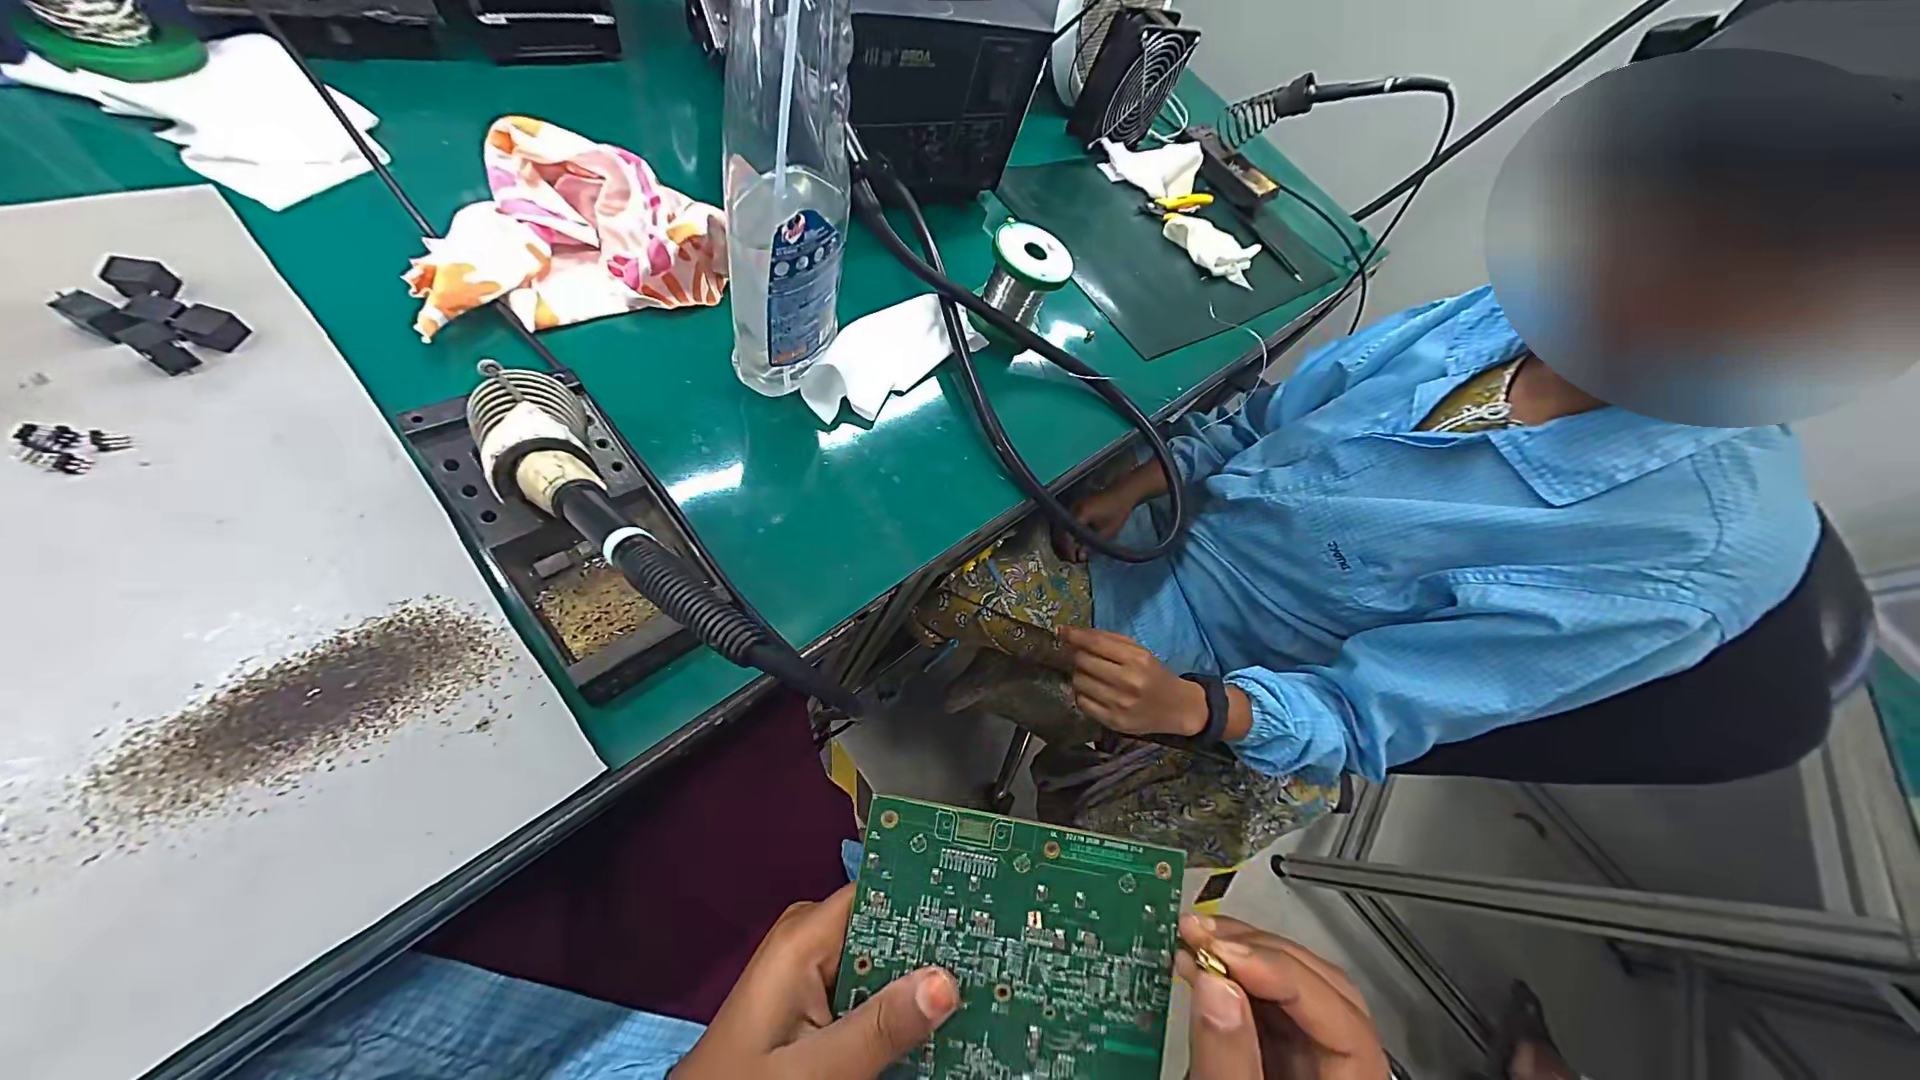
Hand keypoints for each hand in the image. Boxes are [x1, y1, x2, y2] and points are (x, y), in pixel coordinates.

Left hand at [672, 884, 958, 1079]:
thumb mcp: (810, 1072)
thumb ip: (877, 1029)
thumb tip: (947, 982)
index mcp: (806, 935)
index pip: (883, 892)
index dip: (934, 896)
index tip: (985, 906)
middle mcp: (814, 939)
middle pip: (892, 929)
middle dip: (938, 948)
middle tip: (998, 957)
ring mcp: (818, 970)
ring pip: (888, 965)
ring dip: (927, 983)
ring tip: (986, 989)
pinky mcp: (821, 1001)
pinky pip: (874, 993)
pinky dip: (904, 1009)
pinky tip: (943, 1025)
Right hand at [1056, 462, 1169, 560]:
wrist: (1122, 493)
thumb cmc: (1117, 512)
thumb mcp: (1107, 533)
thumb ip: (1092, 545)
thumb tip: (1080, 556)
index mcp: (1079, 514)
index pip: (1065, 535)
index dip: (1067, 549)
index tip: (1073, 559)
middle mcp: (1071, 509)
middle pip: (1059, 532)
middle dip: (1064, 547)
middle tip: (1071, 559)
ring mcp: (1071, 508)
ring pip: (1061, 528)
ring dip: (1065, 542)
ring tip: (1073, 553)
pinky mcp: (1074, 508)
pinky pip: (1066, 524)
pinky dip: (1068, 535)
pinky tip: (1075, 543)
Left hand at [1056, 626, 1207, 736]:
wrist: (1177, 709)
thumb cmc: (1154, 675)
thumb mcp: (1140, 652)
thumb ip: (1109, 640)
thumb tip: (1073, 633)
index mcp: (1137, 660)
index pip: (1096, 644)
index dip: (1074, 636)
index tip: (1061, 631)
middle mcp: (1128, 682)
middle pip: (1083, 662)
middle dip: (1078, 655)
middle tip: (1082, 656)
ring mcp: (1119, 704)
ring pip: (1079, 681)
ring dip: (1079, 674)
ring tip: (1091, 675)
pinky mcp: (1113, 722)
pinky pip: (1082, 702)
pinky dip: (1082, 693)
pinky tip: (1093, 691)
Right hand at [1178, 914, 1389, 1079]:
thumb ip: (1228, 1062)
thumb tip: (1213, 981)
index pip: (1345, 1019)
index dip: (1282, 973)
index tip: (1221, 951)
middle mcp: (1344, 1072)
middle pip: (1322, 989)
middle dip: (1257, 952)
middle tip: (1202, 934)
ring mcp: (1312, 1063)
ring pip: (1290, 988)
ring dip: (1237, 955)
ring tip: (1193, 938)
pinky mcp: (1278, 1056)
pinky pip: (1261, 1002)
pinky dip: (1227, 974)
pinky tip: (1196, 962)